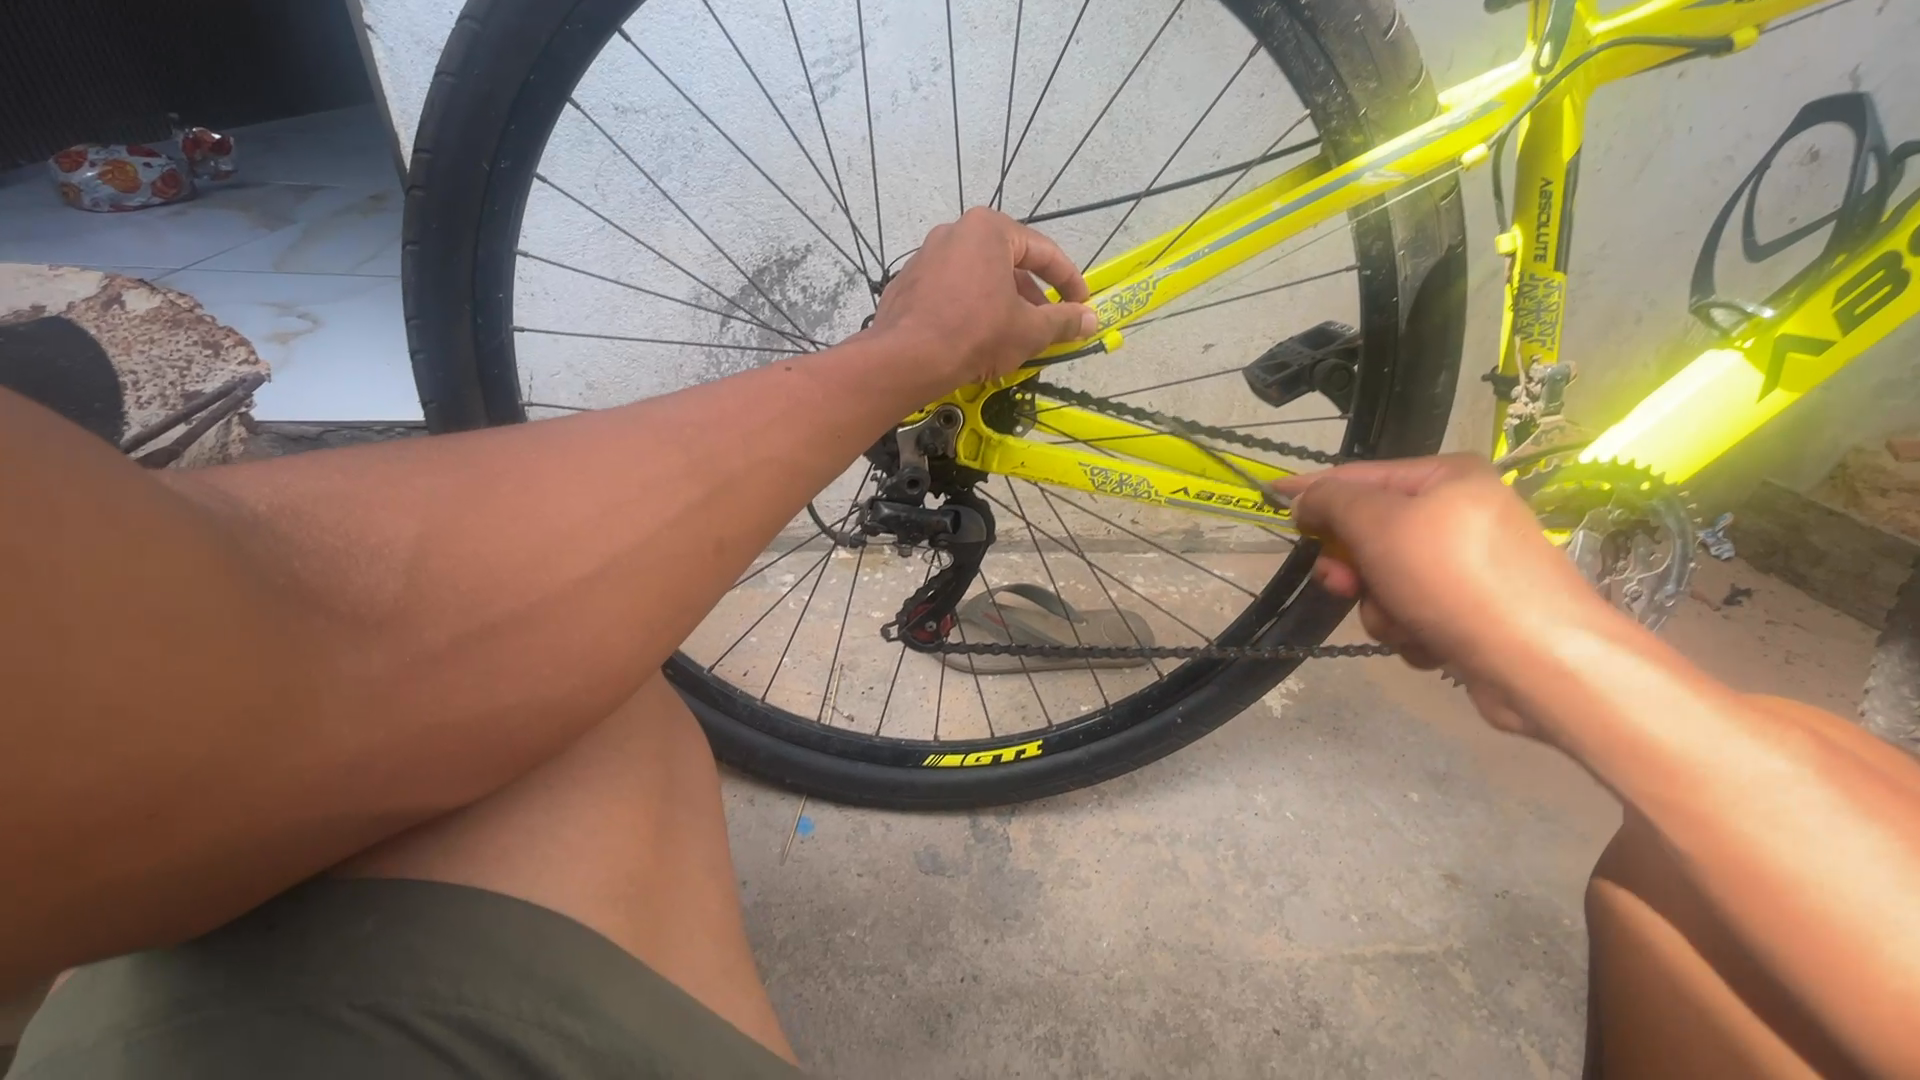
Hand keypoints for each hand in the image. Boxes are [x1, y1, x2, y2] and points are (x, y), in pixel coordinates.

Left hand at [870, 208, 1098, 385]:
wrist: (906, 359)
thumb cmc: (976, 334)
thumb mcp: (1029, 329)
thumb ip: (1063, 321)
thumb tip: (1091, 320)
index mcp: (989, 229)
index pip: (1043, 251)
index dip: (1069, 281)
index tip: (1082, 305)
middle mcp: (955, 232)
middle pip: (1007, 263)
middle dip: (1032, 296)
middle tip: (1048, 326)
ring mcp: (925, 257)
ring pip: (978, 279)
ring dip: (1002, 305)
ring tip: (1014, 337)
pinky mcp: (907, 284)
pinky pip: (950, 293)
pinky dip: (970, 311)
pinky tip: (976, 340)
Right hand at [1272, 455, 1614, 737]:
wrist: (1539, 662)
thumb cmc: (1453, 578)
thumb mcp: (1379, 526)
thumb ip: (1333, 503)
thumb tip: (1307, 500)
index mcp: (1446, 478)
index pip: (1358, 476)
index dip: (1312, 489)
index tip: (1270, 498)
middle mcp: (1460, 515)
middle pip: (1370, 535)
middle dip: (1355, 569)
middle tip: (1345, 587)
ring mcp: (1468, 567)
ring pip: (1385, 582)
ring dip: (1382, 608)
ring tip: (1408, 625)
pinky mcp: (1473, 612)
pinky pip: (1413, 612)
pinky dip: (1411, 631)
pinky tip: (1433, 644)